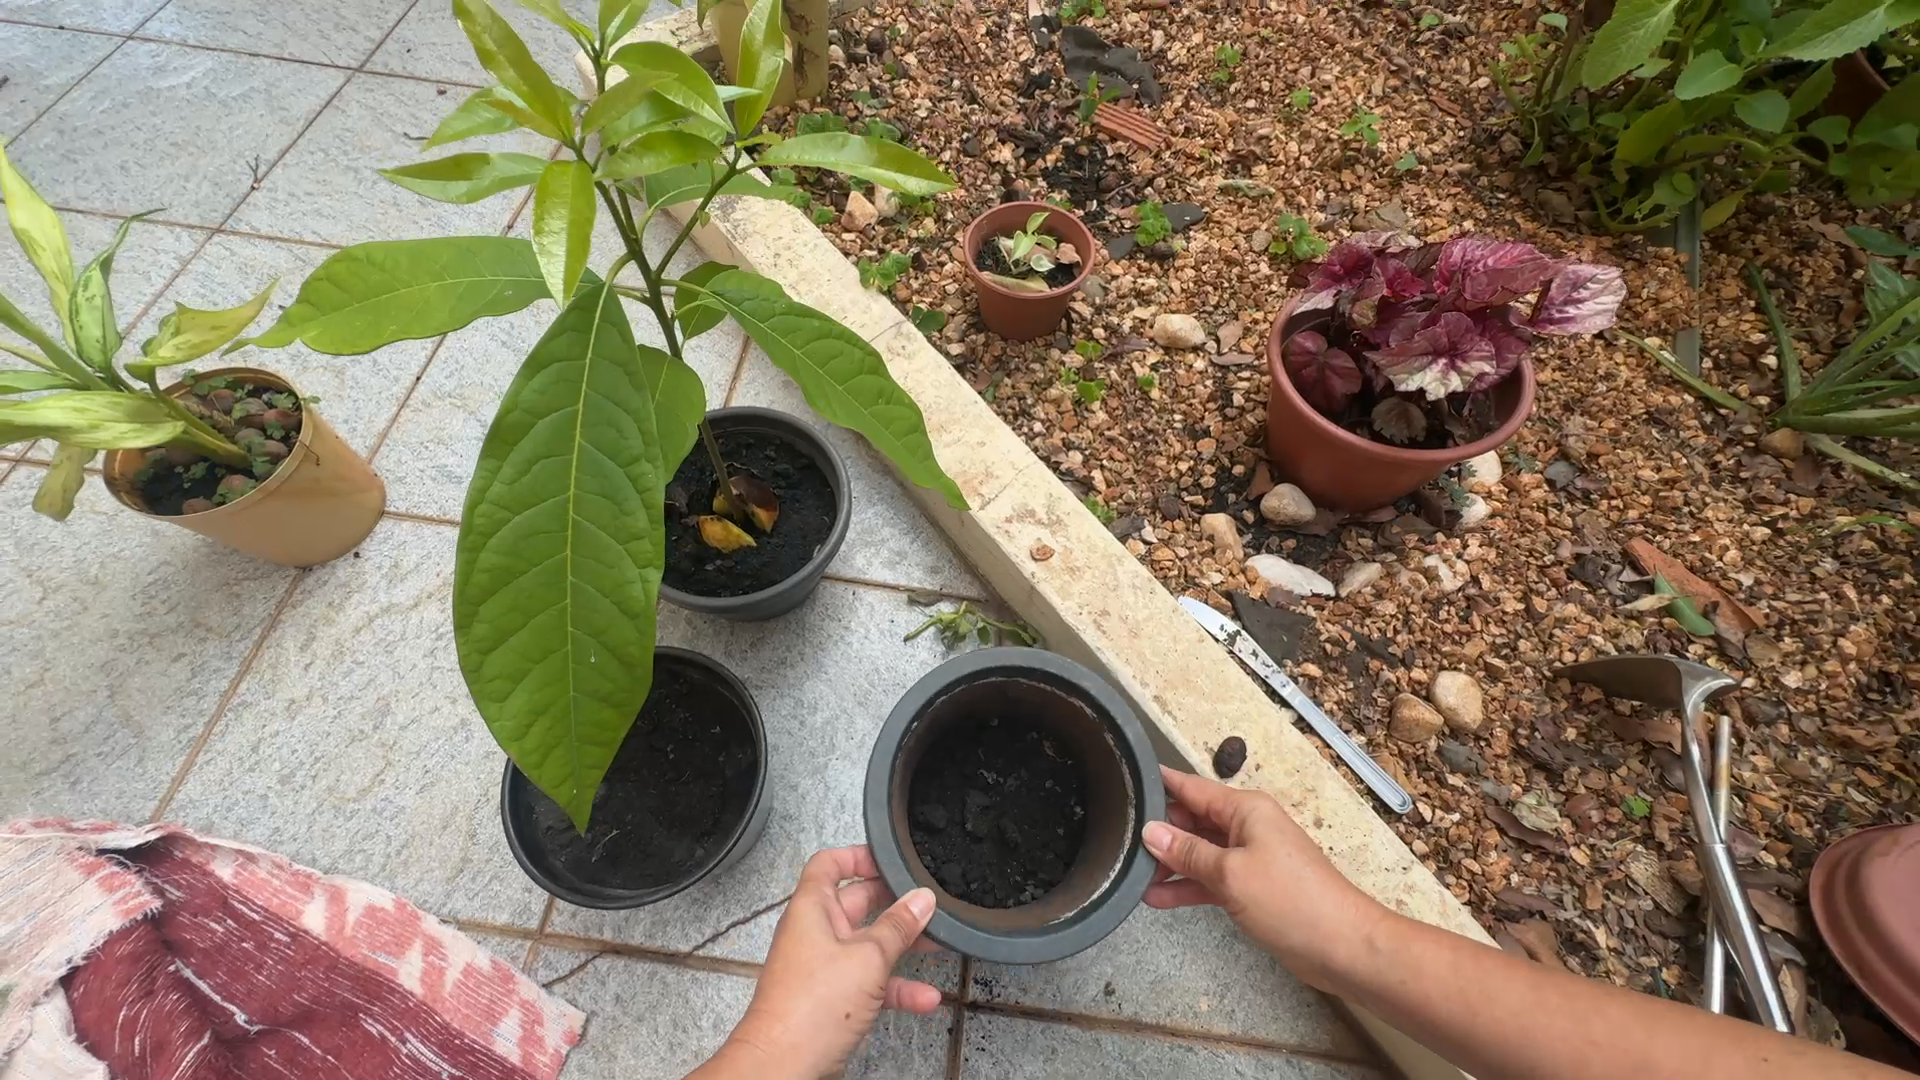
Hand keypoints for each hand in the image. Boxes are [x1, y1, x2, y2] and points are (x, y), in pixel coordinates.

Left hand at [709, 846, 939, 1079]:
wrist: (780, 1071)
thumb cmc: (810, 1007)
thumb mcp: (867, 958)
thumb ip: (898, 927)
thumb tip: (923, 898)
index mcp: (813, 908)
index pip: (829, 864)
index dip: (857, 856)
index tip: (890, 859)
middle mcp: (816, 932)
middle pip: (858, 902)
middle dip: (893, 902)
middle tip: (926, 899)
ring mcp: (824, 967)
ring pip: (869, 945)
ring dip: (902, 945)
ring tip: (938, 942)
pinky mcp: (832, 1000)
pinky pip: (869, 983)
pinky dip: (896, 988)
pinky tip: (926, 998)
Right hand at [1142, 765, 1385, 989]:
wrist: (1345, 948)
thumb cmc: (1290, 899)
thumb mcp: (1230, 873)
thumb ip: (1187, 852)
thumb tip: (1150, 831)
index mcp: (1244, 809)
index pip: (1191, 787)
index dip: (1160, 784)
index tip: (1125, 779)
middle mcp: (1246, 826)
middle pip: (1193, 820)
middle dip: (1160, 831)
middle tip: (1121, 843)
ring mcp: (1250, 857)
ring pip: (1199, 852)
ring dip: (1171, 864)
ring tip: (1132, 876)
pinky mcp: (1252, 886)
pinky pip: (1211, 878)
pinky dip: (1188, 886)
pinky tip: (1158, 899)